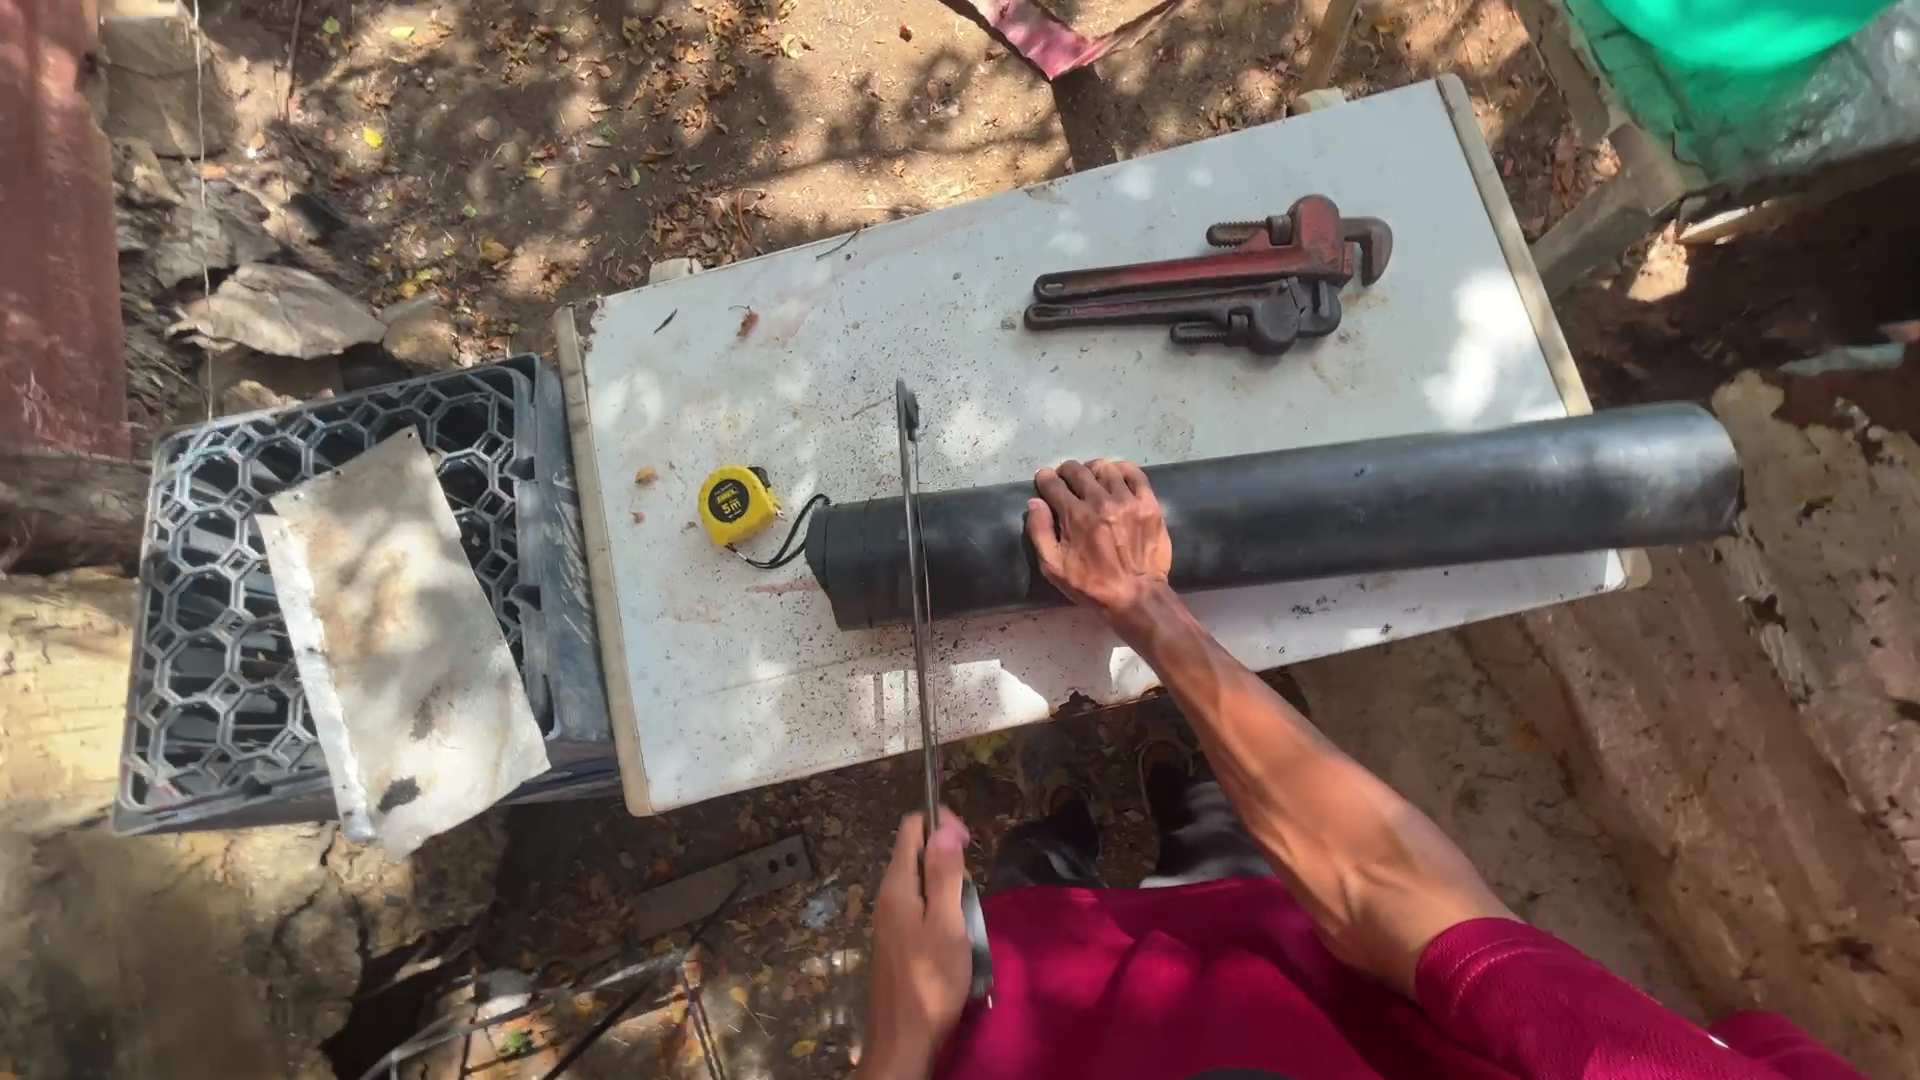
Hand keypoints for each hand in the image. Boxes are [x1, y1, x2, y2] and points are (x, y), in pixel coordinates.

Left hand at [859, 810, 973, 1079]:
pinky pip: (919, 905)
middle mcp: (888, 894)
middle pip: (917, 851)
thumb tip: (944, 826)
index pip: (912, 827)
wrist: (903, 1042)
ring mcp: (890, 918)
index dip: (941, 824)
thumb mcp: (946, 924)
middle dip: (947, 858)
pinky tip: (953, 935)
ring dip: (947, 886)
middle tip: (970, 890)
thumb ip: (944, 873)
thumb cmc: (930, 982)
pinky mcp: (896, 939)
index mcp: (898, 884)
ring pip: (921, 880)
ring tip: (965, 916)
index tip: (969, 844)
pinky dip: (940, 908)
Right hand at [1026, 459, 1173, 635]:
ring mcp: (1128, 501)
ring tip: (1090, 478)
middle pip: (1078, 471)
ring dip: (1092, 469)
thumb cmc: (1090, 584)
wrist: (1136, 595)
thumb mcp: (1053, 567)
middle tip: (1065, 478)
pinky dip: (1121, 469)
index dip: (1045, 478)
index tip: (1044, 478)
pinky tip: (1115, 476)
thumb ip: (1040, 532)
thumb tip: (1034, 503)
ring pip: (1105, 468)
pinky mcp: (1149, 504)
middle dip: (1066, 471)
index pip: (1054, 485)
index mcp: (1076, 517)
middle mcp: (1101, 502)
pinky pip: (1135, 474)